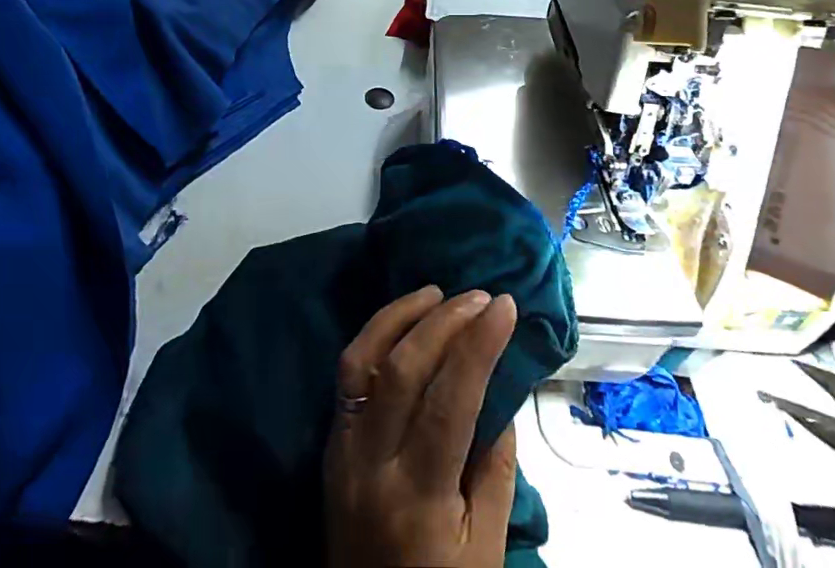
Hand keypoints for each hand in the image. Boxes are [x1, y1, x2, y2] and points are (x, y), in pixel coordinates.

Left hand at [324, 285, 519, 567]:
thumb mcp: (485, 548)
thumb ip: (493, 470)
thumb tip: (499, 397)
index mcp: (417, 494)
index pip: (449, 402)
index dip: (477, 347)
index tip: (504, 307)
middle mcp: (370, 461)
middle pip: (401, 371)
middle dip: (443, 323)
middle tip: (479, 297)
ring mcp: (341, 445)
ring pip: (360, 360)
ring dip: (399, 316)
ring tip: (436, 293)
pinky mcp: (329, 440)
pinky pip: (348, 375)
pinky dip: (375, 338)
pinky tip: (402, 322)